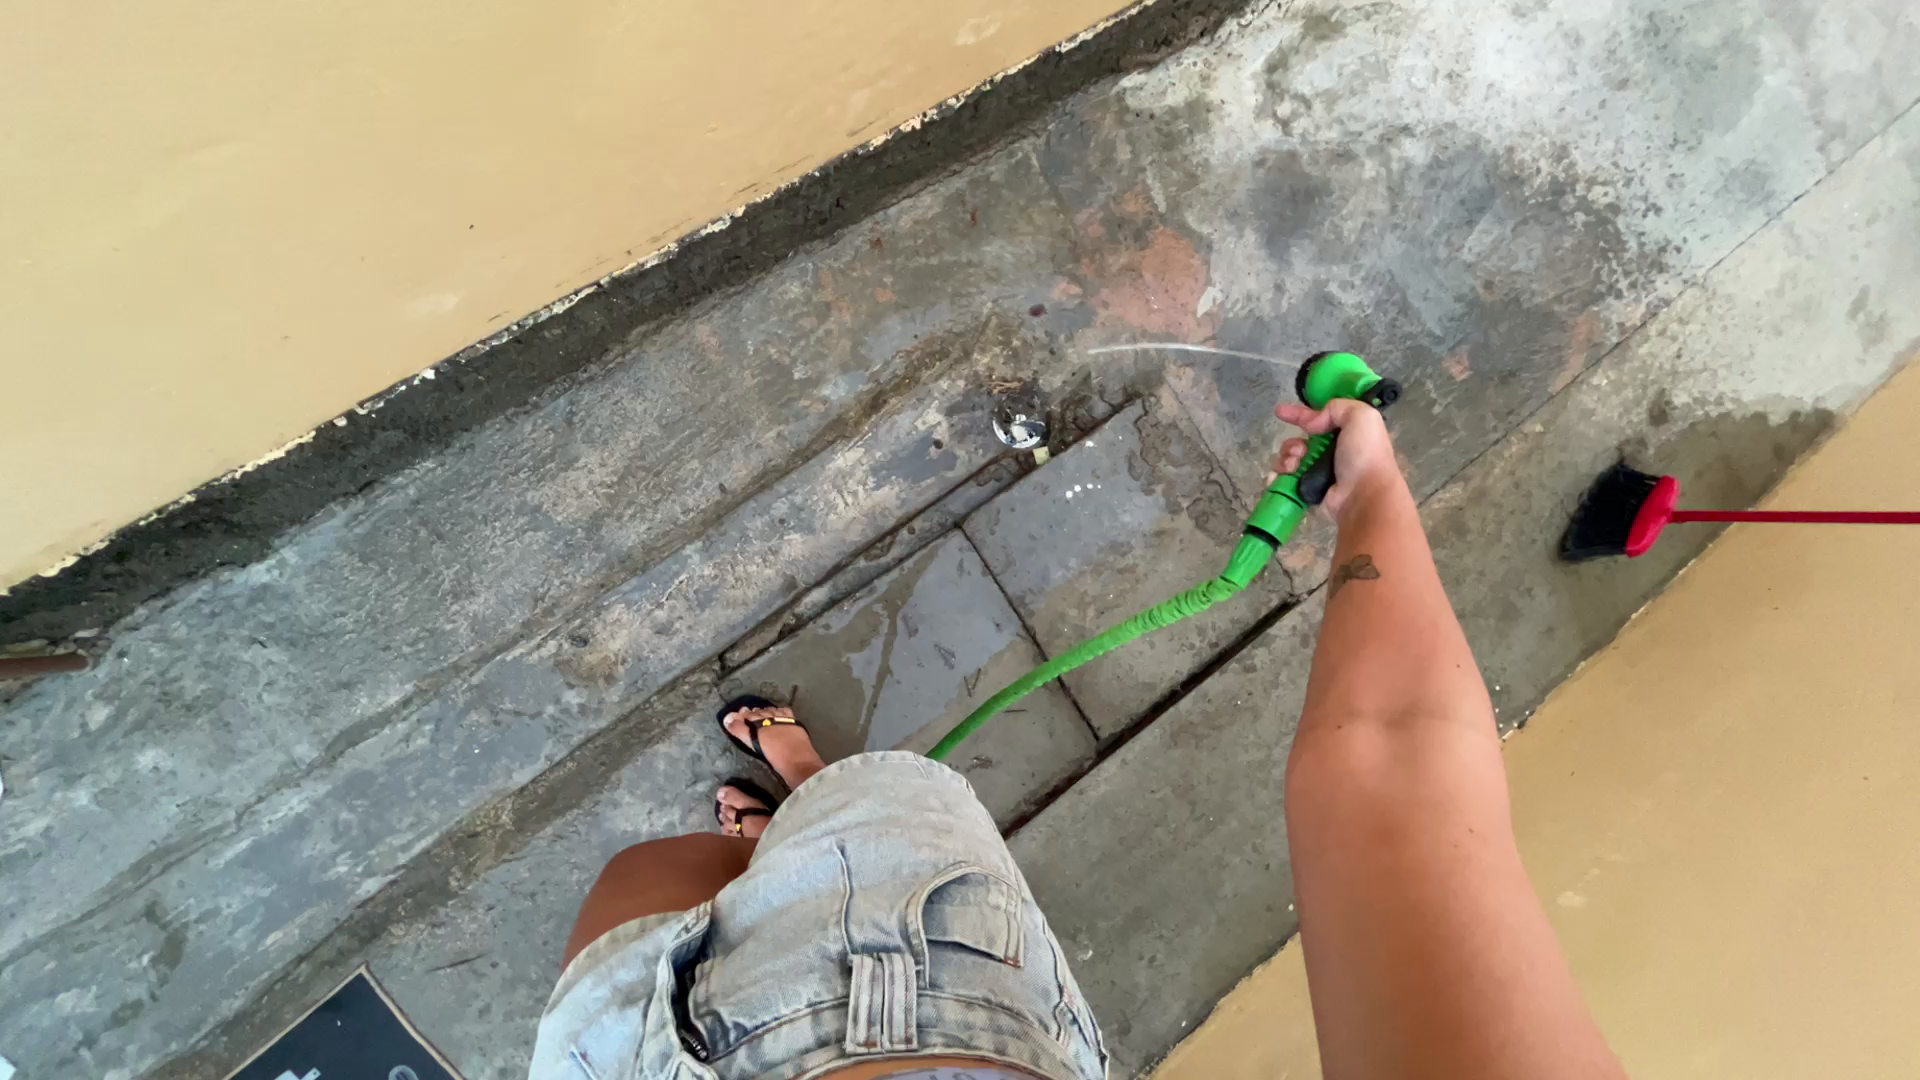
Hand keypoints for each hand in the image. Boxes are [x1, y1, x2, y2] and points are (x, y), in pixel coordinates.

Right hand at [1273, 399, 1402, 517]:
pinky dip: (1277, 478)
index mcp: (1345, 435)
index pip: (1318, 420)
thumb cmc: (1364, 455)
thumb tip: (1313, 423)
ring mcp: (1318, 473)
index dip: (1299, 414)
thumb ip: (1337, 407)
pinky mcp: (1307, 491)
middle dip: (1292, 444)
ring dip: (1285, 460)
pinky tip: (1279, 478)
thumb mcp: (1362, 417)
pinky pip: (1284, 480)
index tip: (1280, 411)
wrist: (1363, 495)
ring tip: (1294, 466)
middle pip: (1298, 443)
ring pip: (1288, 461)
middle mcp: (1331, 454)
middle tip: (1299, 452)